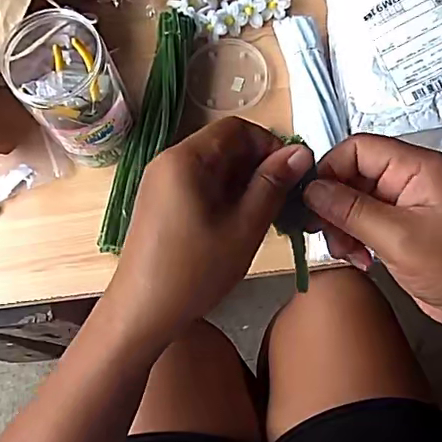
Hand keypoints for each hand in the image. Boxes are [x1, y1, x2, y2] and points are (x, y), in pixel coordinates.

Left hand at [105, 116, 311, 344]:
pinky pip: (199, 187)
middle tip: (285, 201)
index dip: (270, 145)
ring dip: (244, 185)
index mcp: (184, 159)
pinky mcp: (160, 204)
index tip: (293, 175)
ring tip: (266, 218)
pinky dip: (224, 198)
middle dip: (258, 167)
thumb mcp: (243, 228)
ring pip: (213, 169)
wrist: (140, 312)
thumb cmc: (193, 272)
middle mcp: (167, 163)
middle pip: (223, 147)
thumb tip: (300, 152)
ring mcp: (160, 184)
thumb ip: (272, 185)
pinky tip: (239, 225)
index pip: (236, 129)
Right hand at [301, 134, 441, 333]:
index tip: (311, 202)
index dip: (330, 170)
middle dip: (333, 205)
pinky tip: (360, 261)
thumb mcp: (399, 238)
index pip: (359, 148)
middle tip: (325, 236)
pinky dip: (354, 240)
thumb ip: (352, 210)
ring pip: (353, 201)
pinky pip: (364, 222)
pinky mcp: (402, 228)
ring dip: (341, 227)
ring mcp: (405, 204)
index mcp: (418, 168)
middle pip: (352, 175)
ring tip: (347, 254)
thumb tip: (310, 189)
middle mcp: (410, 179)